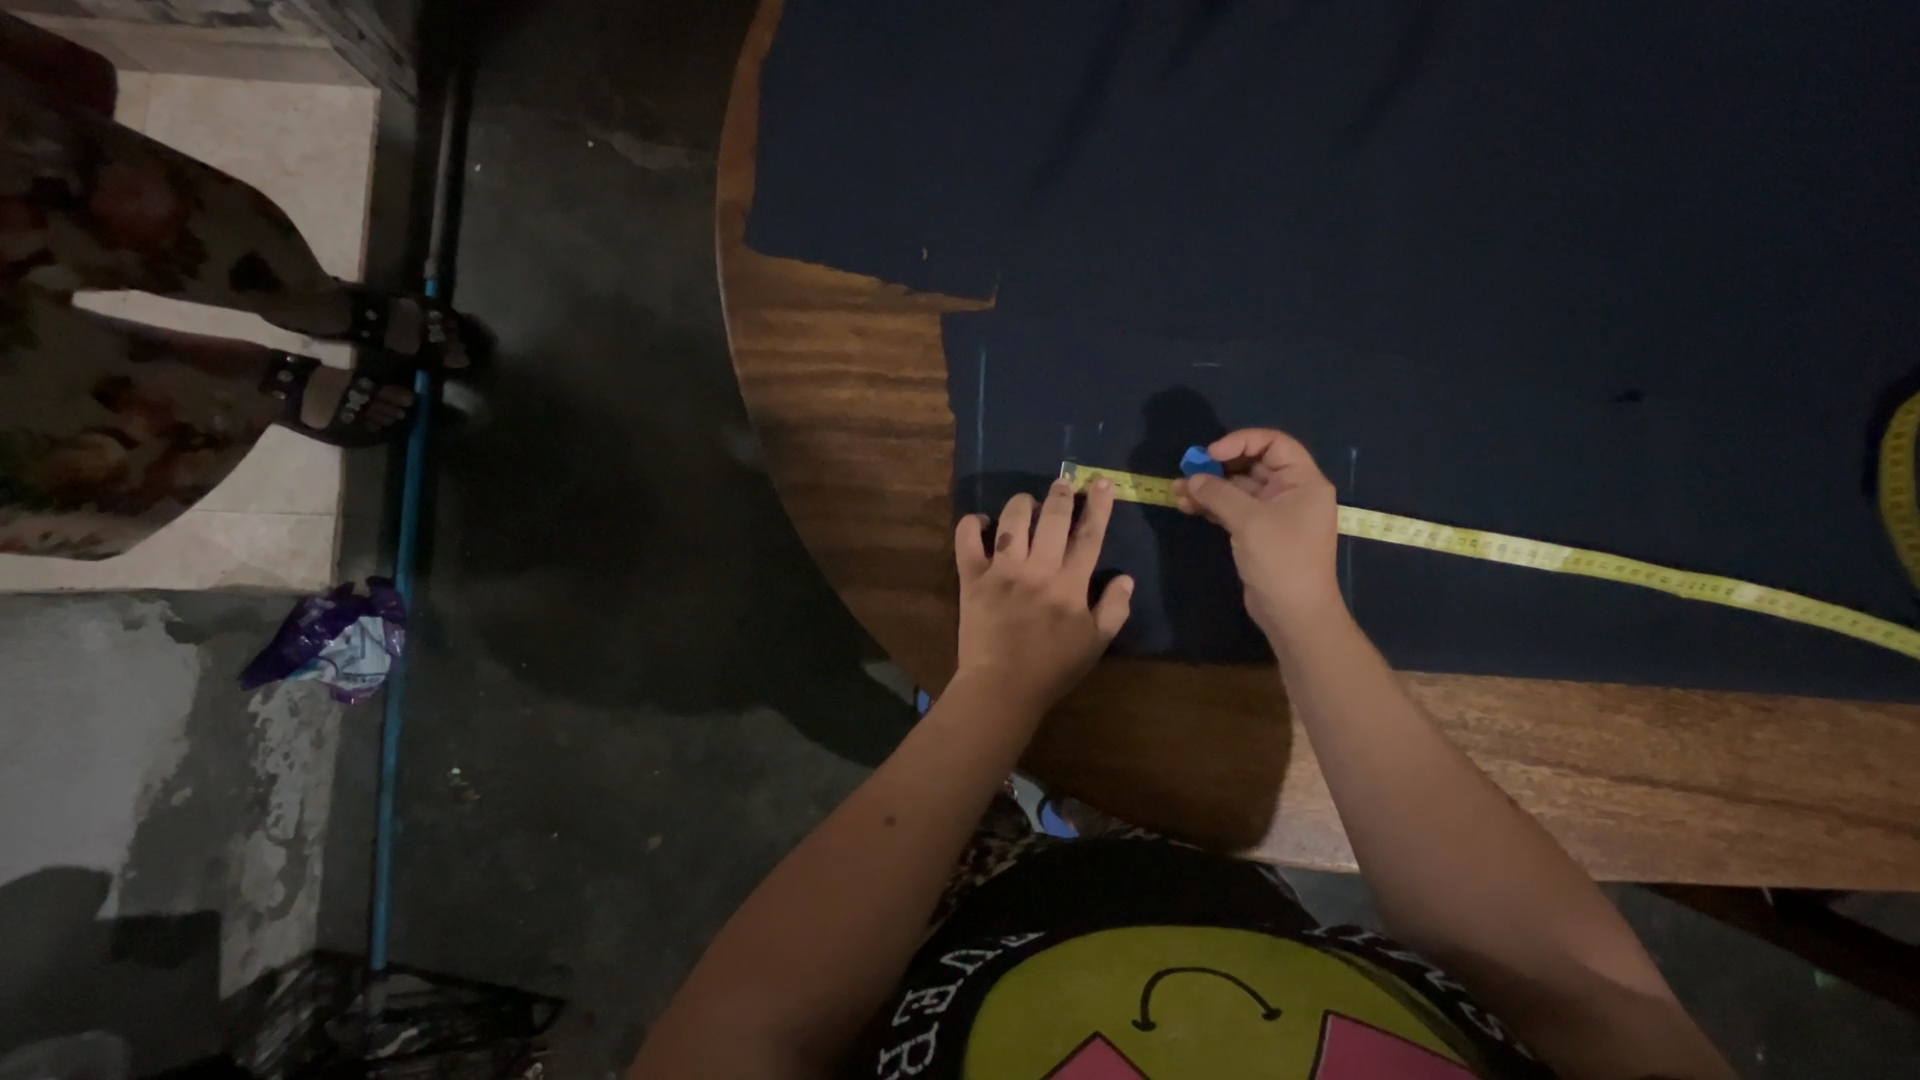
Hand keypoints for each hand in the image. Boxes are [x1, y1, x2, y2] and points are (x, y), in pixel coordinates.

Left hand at [953, 478, 1133, 712]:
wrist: (1001, 687)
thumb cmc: (1052, 669)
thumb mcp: (1095, 645)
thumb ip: (1115, 609)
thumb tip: (1125, 578)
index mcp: (1071, 586)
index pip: (1089, 536)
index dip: (1098, 506)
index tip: (1101, 482)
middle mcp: (1038, 570)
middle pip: (1053, 519)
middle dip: (1061, 495)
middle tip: (1063, 483)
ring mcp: (1002, 571)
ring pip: (1013, 520)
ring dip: (1022, 503)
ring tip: (1027, 502)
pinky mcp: (972, 578)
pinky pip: (967, 540)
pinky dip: (972, 524)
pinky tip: (981, 521)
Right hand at [1173, 428, 1343, 638]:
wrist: (1294, 613)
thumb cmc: (1281, 560)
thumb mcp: (1249, 521)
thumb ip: (1219, 494)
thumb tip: (1192, 479)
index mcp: (1303, 482)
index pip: (1274, 443)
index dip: (1241, 441)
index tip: (1211, 454)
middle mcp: (1291, 492)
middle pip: (1252, 465)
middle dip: (1217, 467)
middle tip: (1187, 471)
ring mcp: (1274, 514)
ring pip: (1238, 489)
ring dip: (1209, 488)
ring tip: (1177, 492)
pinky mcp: (1258, 533)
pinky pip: (1233, 509)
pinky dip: (1212, 506)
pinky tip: (1188, 506)